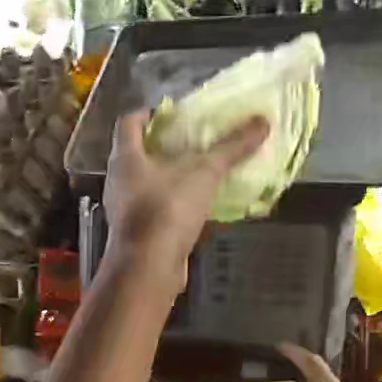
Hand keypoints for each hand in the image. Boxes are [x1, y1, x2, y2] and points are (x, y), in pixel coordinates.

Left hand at [102, 110, 268, 291]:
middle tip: (190, 141)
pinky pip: (154, 211)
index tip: (173, 113)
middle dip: (162, 147)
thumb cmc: (167, 210)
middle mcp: (118, 180)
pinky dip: (171, 206)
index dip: (150, 113)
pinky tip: (194, 208)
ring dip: (167, 178)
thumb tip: (263, 122)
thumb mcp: (204, 173)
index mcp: (126, 157)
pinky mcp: (137, 235)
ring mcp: (125, 210)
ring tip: (197, 173)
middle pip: (137, 154)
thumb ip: (232, 148)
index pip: (130, 122)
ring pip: (145, 184)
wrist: (149, 268)